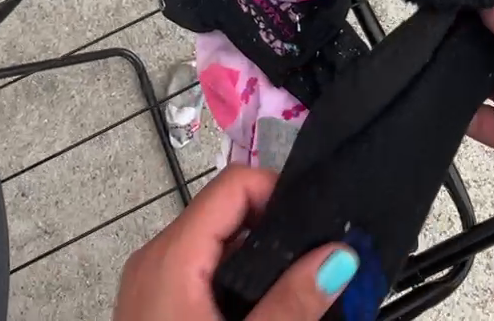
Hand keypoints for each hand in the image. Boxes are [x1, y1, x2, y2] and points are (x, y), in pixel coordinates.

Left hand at [114, 165, 358, 320]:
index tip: (321, 224)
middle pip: (227, 212)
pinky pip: (204, 272)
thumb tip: (340, 254)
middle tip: (324, 258)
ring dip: (262, 259)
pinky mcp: (158, 308)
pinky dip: (239, 281)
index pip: (233, 185)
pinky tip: (270, 311)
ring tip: (305, 286)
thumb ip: (292, 304)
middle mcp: (157, 258)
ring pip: (218, 243)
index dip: (279, 192)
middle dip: (277, 230)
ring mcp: (153, 283)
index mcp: (172, 256)